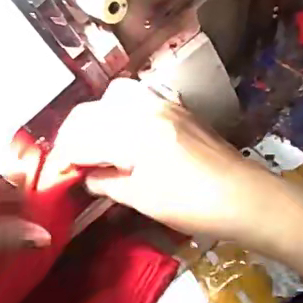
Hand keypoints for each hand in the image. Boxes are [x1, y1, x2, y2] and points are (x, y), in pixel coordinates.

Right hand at [50, 79, 288, 245]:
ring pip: (112, 99)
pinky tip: (123, 136)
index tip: (55, 174)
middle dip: (73, 136)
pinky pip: (136, 99)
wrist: (246, 198)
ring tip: (94, 147)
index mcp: (130, 131)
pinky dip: (119, 114)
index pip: (79, 137)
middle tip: (69, 163)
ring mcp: (163, 103)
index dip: (62, 157)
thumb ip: (106, 182)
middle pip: (90, 112)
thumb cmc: (192, 204)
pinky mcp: (177, 108)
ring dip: (95, 120)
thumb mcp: (140, 199)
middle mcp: (143, 107)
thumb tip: (86, 176)